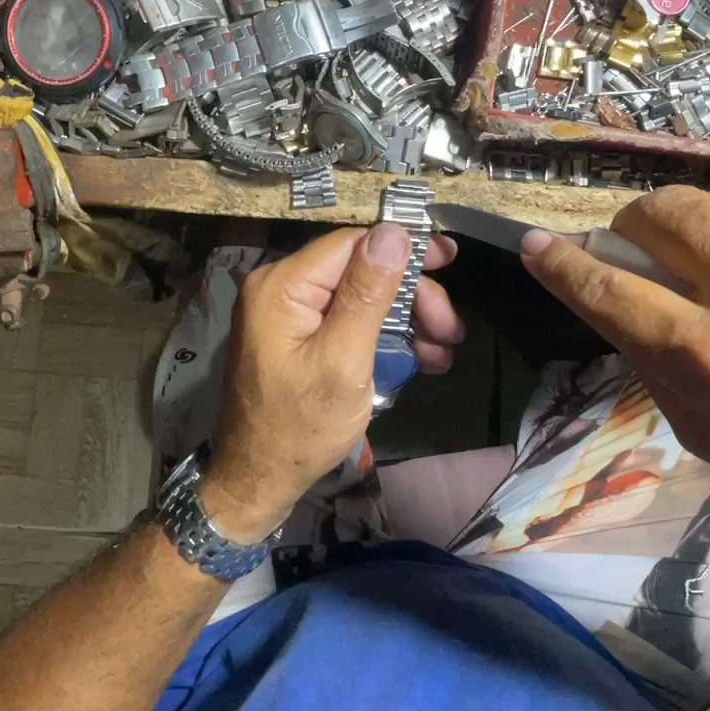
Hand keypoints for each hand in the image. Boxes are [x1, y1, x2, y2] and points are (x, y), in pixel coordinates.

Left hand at [205, 225, 462, 539]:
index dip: (403, 249)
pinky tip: (418, 358)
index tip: (450, 260)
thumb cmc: (300, 427)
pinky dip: (381, 336)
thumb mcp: (343, 360)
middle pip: (357, 270)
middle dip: (410, 295)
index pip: (351, 243)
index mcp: (281, 285)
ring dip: (404, 319)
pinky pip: (345, 321)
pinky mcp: (296, 337)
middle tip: (450, 328)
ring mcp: (286, 314)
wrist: (258, 480)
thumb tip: (392, 230)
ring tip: (441, 352)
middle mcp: (279, 288)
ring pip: (358, 297)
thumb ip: (367, 294)